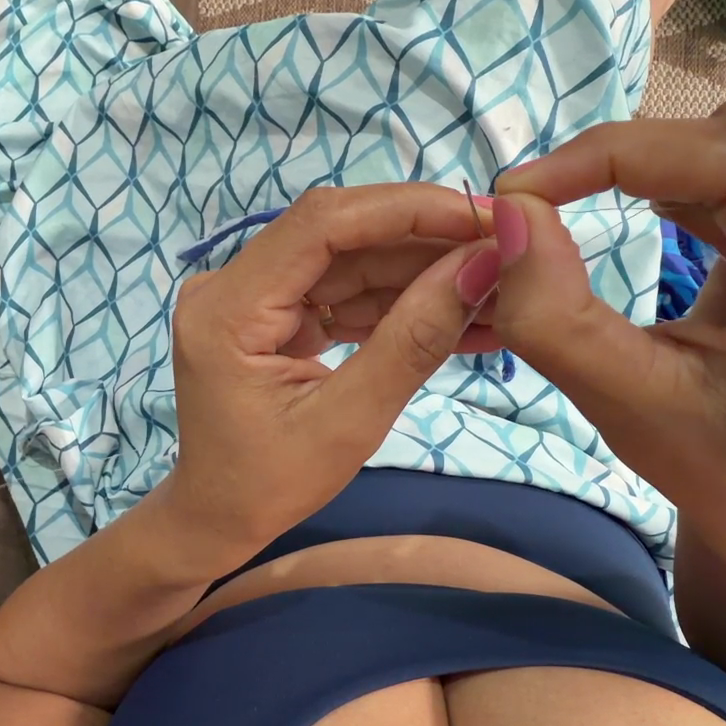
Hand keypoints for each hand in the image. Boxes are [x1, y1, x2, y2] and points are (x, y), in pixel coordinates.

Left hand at [165, 183, 525, 553]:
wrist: (218, 516)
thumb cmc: (270, 485)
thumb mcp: (348, 421)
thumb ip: (412, 340)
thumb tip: (482, 266)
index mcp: (228, 308)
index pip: (322, 223)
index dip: (407, 210)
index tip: (485, 220)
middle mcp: (230, 286)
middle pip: (340, 236)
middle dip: (426, 242)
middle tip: (506, 253)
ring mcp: (250, 297)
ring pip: (349, 262)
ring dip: (422, 274)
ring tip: (498, 287)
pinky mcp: (272, 314)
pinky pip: (342, 294)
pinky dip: (398, 303)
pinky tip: (460, 312)